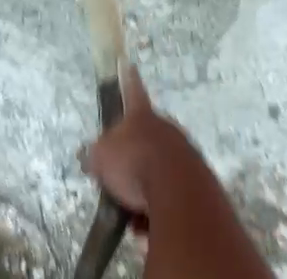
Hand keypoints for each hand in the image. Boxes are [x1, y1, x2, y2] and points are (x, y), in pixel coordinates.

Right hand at [81, 63, 196, 219]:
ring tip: (131, 207)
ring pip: (160, 168)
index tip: (129, 63)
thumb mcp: (100, 158)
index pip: (132, 91)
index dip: (128, 79)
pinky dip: (158, 206)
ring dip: (145, 185)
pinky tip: (147, 222)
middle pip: (147, 136)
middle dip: (133, 154)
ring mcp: (186, 155)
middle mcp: (166, 130)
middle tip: (118, 176)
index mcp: (141, 117)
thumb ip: (93, 155)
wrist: (180, 195)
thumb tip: (87, 158)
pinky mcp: (199, 183)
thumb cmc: (134, 164)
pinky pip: (172, 192)